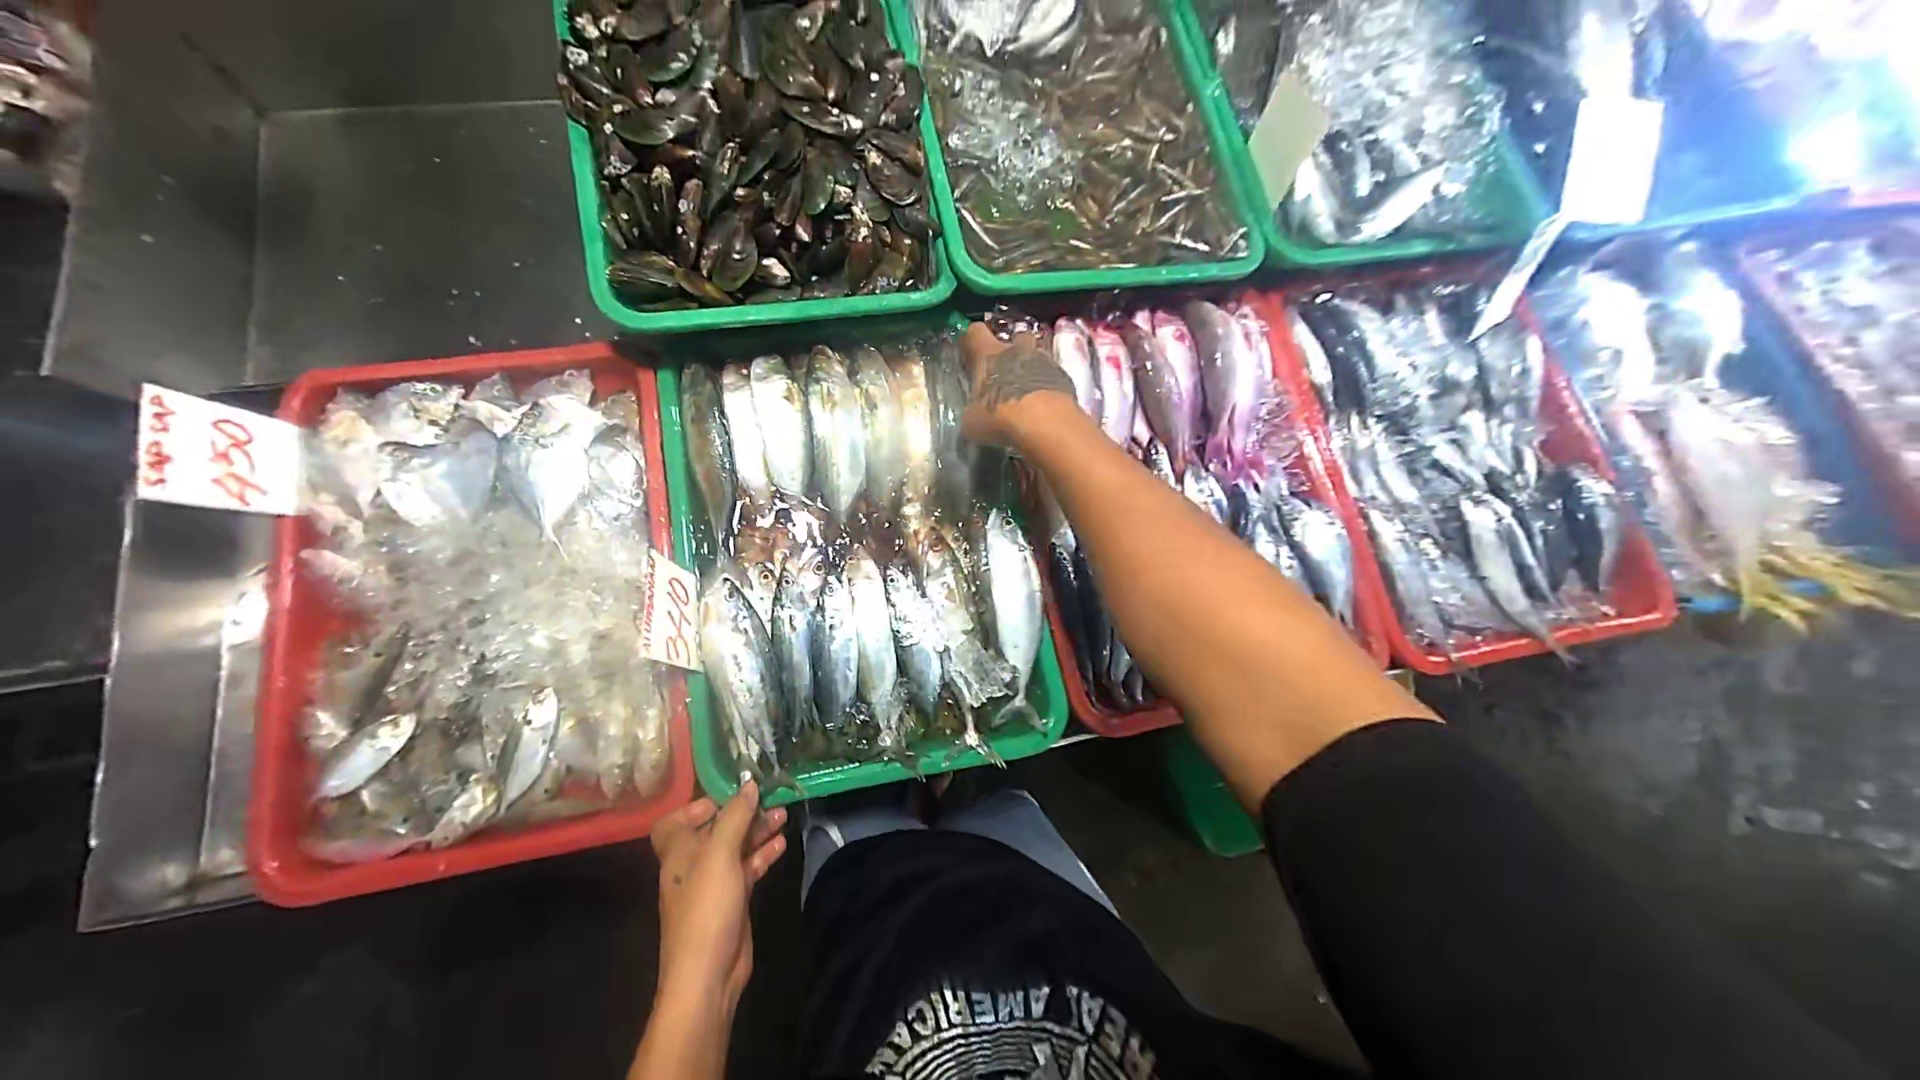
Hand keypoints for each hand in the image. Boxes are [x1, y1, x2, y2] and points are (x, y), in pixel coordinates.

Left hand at [650, 782, 787, 1014]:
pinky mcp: (733, 900)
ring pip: (735, 847)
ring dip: (757, 830)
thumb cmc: (705, 908)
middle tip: (770, 799)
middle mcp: (693, 865)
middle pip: (714, 830)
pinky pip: (748, 868)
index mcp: (678, 852)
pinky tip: (782, 844)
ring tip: (783, 816)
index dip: (696, 806)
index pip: (674, 822)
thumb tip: (749, 784)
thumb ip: (735, 817)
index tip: (727, 797)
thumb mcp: (719, 855)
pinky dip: (763, 854)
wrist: (707, 974)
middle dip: (741, 813)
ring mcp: (714, 884)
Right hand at [961, 322, 1075, 449]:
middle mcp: (1017, 350)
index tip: (969, 354)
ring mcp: (1044, 361)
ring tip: (1025, 391)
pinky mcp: (1064, 377)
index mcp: (988, 354)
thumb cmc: (999, 416)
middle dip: (1009, 352)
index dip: (971, 341)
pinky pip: (1052, 375)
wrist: (1045, 424)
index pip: (974, 332)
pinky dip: (1047, 385)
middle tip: (1003, 374)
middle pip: (1013, 337)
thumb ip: (972, 413)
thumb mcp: (972, 422)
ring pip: (1037, 354)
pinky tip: (1043, 405)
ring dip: (1031, 368)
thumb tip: (973, 417)